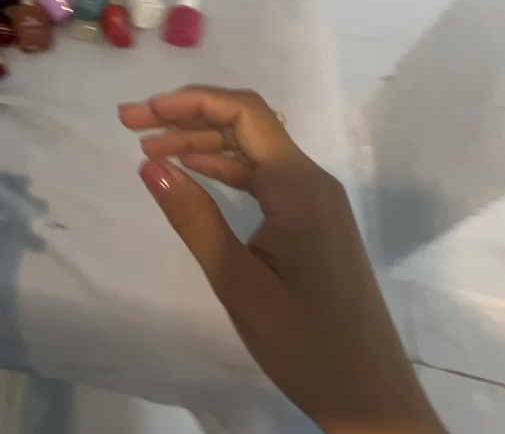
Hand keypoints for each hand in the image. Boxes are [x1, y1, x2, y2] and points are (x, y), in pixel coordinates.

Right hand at [121, 87, 443, 433]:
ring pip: (251, 147)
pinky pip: (261, 174)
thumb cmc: (305, 345)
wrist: (373, 402)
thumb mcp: (237, 282)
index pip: (243, 113)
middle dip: (186, 115)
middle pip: (245, 122)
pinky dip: (220, 165)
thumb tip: (149, 164)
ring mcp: (314, 200)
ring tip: (150, 148)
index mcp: (299, 187)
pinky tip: (189, 172)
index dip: (188, 102)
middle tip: (131, 125)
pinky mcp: (310, 220)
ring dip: (200, 139)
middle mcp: (310, 181)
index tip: (141, 114)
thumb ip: (193, 217)